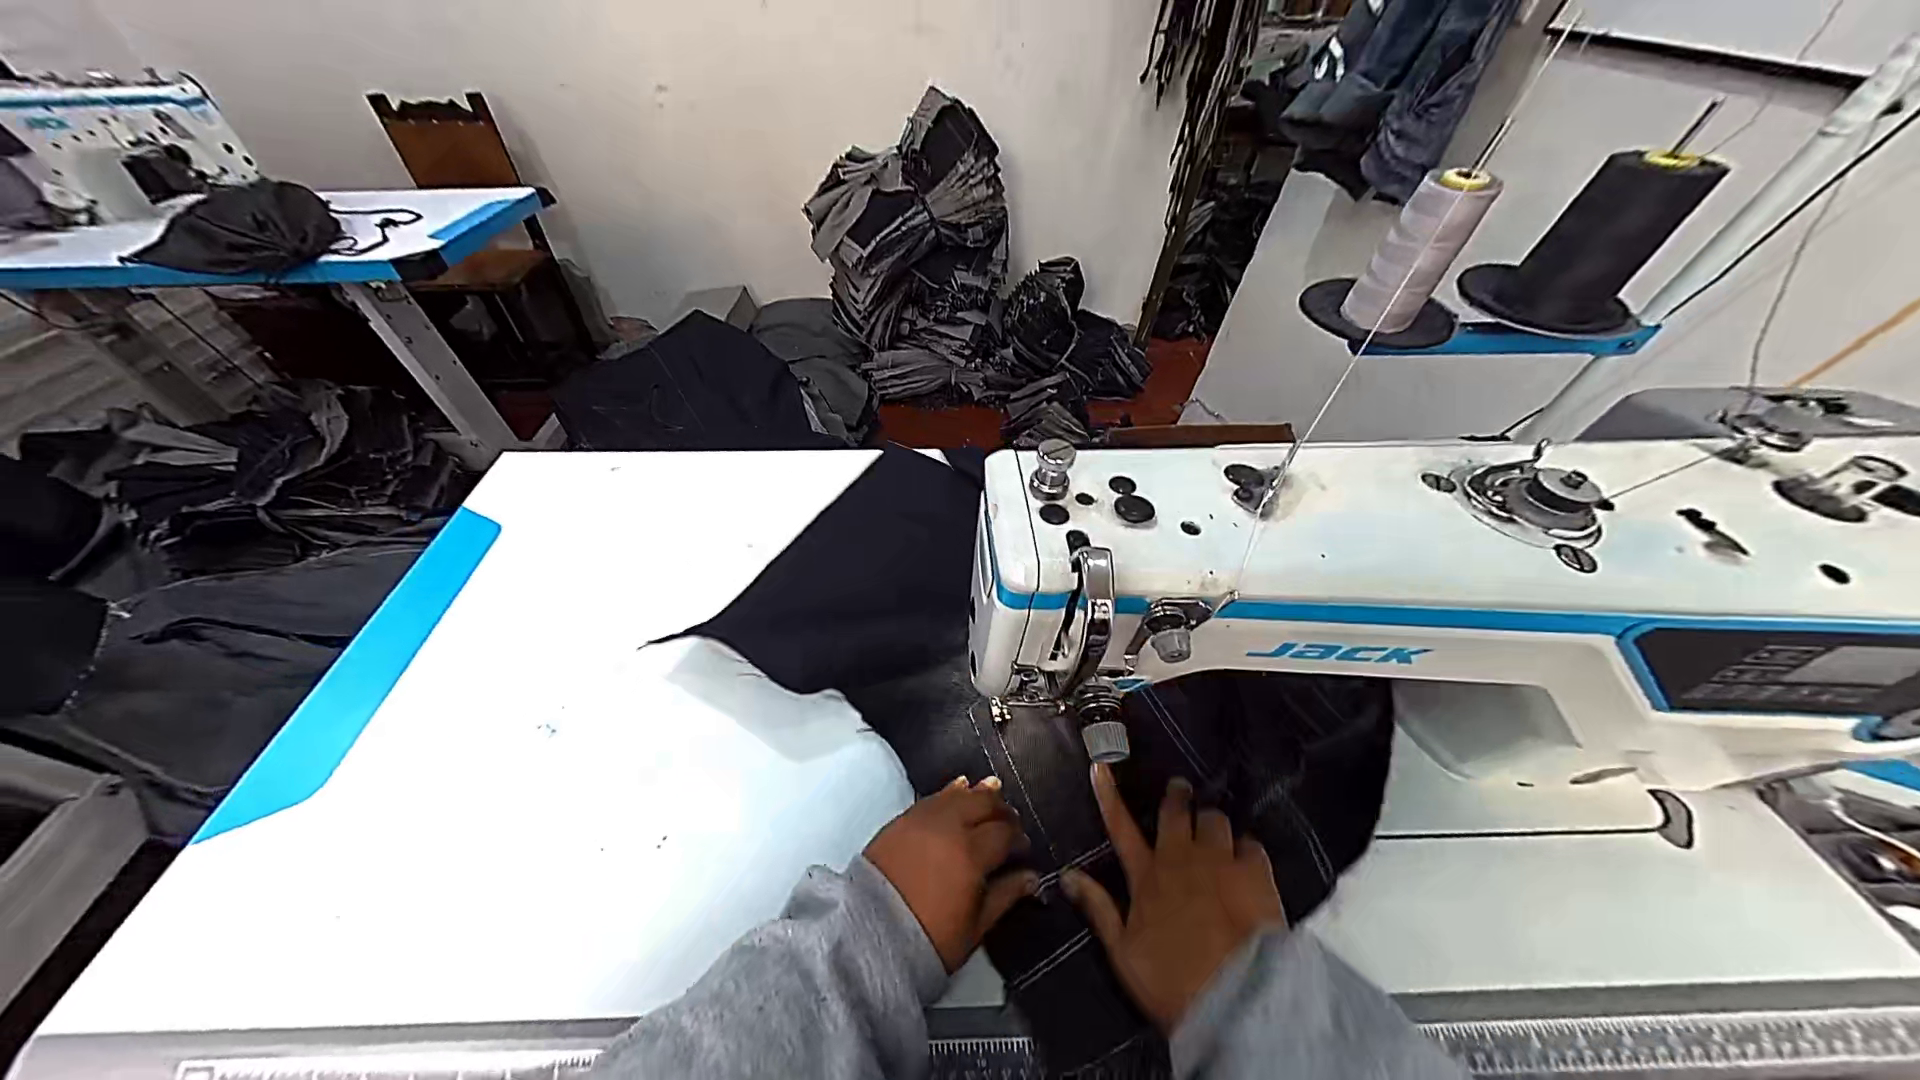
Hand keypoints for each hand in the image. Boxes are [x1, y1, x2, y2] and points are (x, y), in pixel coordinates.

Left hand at [865, 775, 1039, 971]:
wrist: (868, 935)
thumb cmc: (927, 938)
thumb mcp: (975, 927)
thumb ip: (1006, 895)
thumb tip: (1032, 878)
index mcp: (971, 854)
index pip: (1005, 833)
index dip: (1019, 838)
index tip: (1024, 848)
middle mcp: (949, 827)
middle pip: (984, 804)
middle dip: (1002, 810)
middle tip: (1011, 820)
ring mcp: (924, 819)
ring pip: (959, 794)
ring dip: (979, 794)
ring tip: (993, 792)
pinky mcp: (903, 818)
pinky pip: (934, 797)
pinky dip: (952, 791)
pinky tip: (960, 788)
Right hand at [1062, 764, 1285, 1032]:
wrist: (1235, 1003)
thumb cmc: (1173, 982)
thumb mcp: (1123, 952)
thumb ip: (1097, 908)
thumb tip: (1068, 875)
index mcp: (1146, 876)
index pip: (1120, 826)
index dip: (1108, 795)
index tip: (1101, 767)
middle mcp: (1180, 858)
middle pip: (1175, 812)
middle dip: (1176, 795)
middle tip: (1180, 789)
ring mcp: (1219, 861)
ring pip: (1213, 819)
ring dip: (1211, 822)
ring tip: (1215, 830)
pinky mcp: (1255, 873)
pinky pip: (1250, 843)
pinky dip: (1246, 848)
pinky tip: (1248, 859)